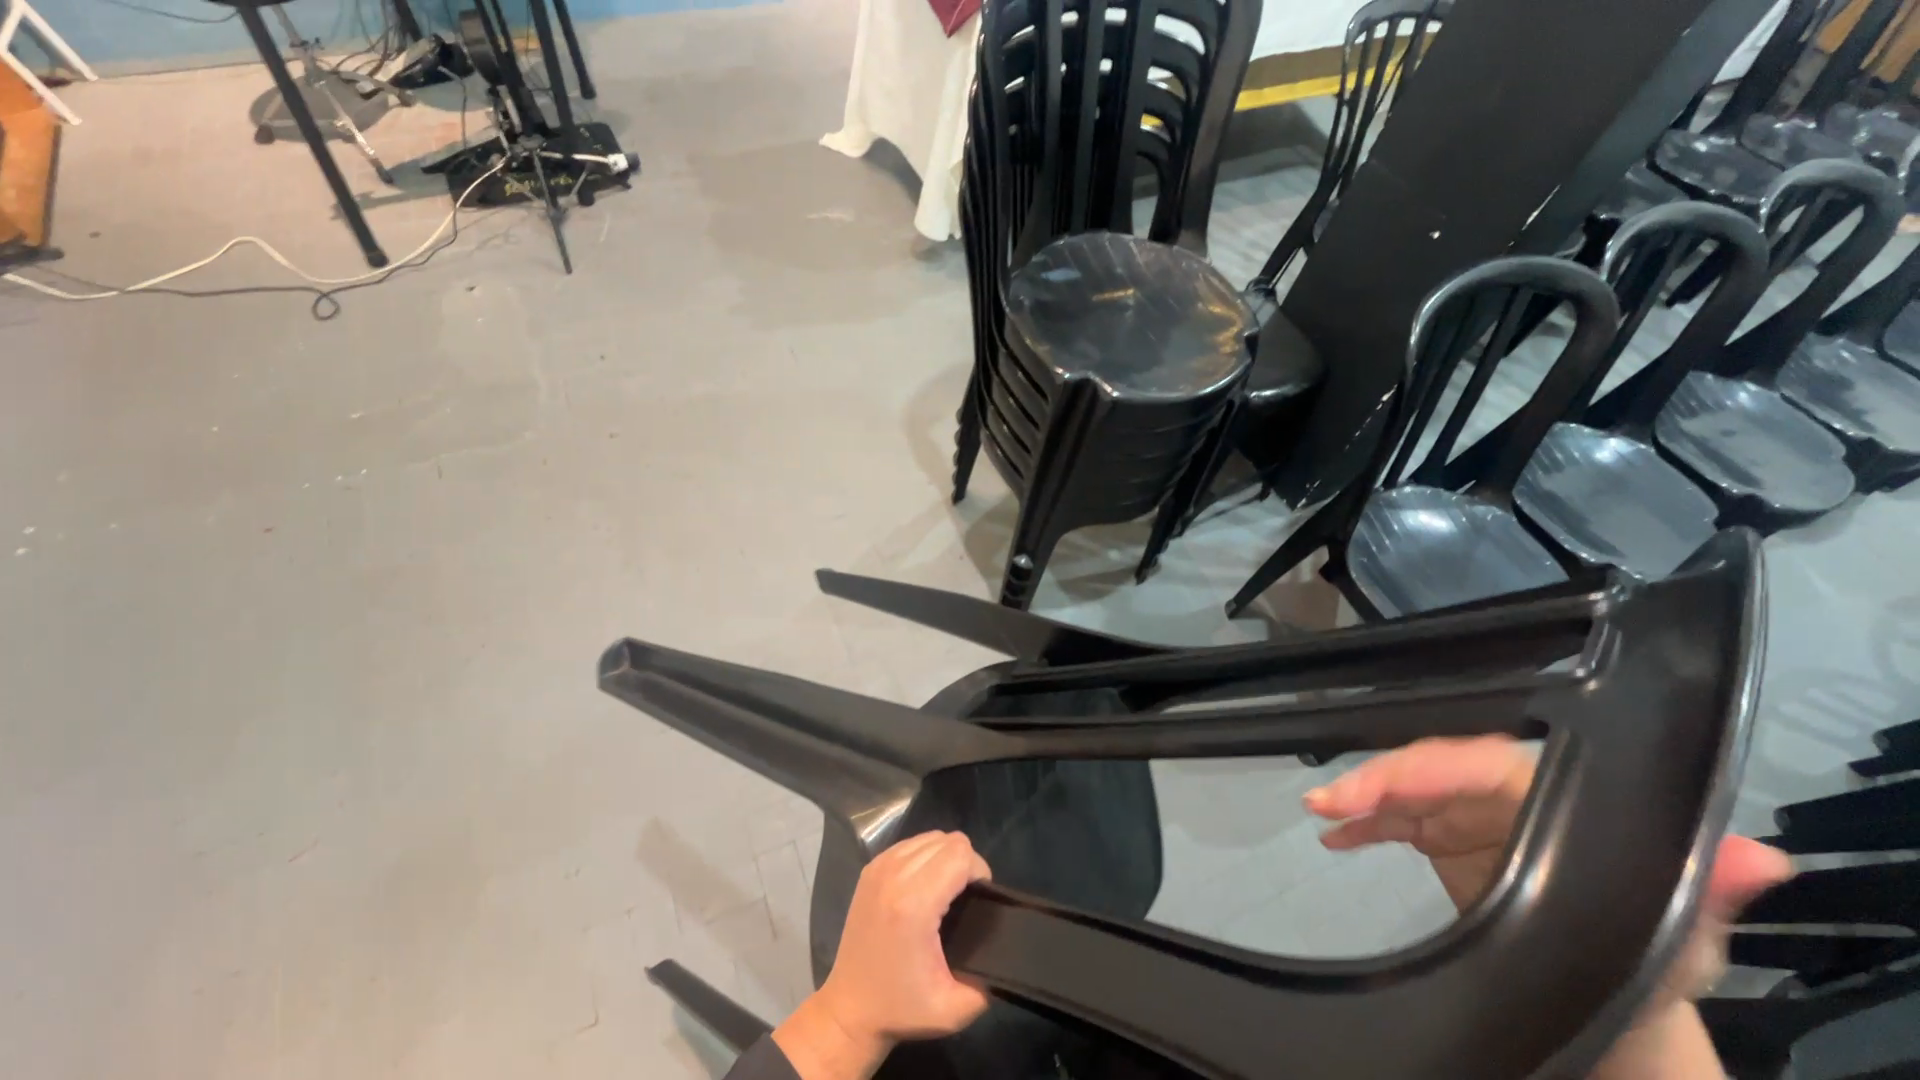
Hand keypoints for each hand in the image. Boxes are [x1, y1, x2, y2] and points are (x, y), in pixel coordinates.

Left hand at [772, 831, 992, 1079]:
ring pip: (929, 837)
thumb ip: (989, 980)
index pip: (961, 855)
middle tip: (966, 899)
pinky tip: (925, 885)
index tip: (981, 900)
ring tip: (946, 891)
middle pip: (947, 840)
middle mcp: (894, 876)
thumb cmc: (902, 1009)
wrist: (850, 1010)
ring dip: (945, 857)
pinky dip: (924, 856)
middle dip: (965, 864)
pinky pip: (909, 843)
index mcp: (914, 904)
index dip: (980, 872)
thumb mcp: (955, 1009)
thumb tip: (1006, 951)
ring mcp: (878, 869)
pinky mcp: (869, 870)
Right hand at [1305, 735, 1791, 1078]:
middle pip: (1435, 768)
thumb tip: (1761, 860)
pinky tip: (1334, 835)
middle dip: (1380, 777)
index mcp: (1553, 805)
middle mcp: (1507, 800)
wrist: (1610, 1006)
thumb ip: (1707, 889)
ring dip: (1361, 794)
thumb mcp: (1682, 934)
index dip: (1430, 765)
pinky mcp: (1447, 842)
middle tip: (1330, 799)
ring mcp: (1473, 820)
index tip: (1380, 784)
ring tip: (1321, 808)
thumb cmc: (1650, 964)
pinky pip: (1397, 821)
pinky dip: (1363, 823)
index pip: (1485, 765)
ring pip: (1408, 788)